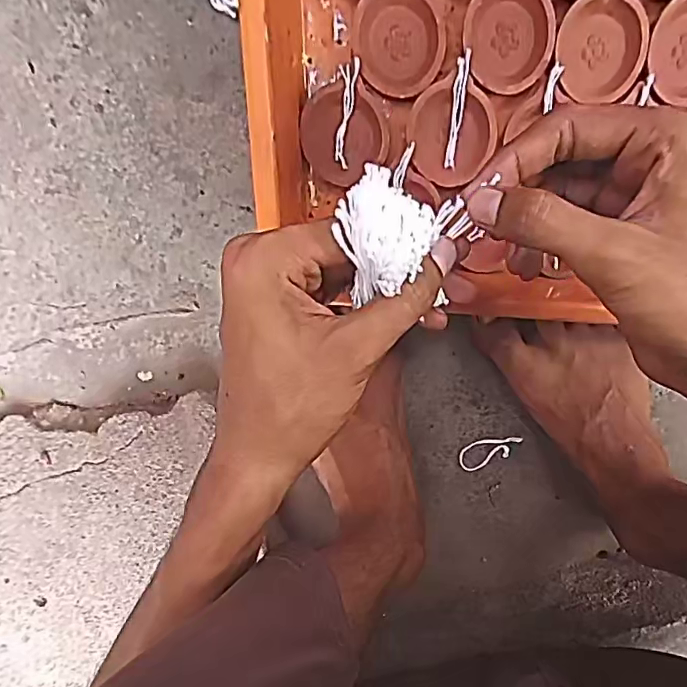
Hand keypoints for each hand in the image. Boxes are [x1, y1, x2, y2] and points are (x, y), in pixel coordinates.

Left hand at [213, 220, 454, 493]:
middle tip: (427, 288)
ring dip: (379, 292)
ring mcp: (261, 283)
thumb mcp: (357, 348)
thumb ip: (404, 298)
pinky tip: (388, 318)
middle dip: (389, 274)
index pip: (347, 232)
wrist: (260, 454)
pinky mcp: (273, 303)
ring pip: (339, 271)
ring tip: (414, 308)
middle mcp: (254, 262)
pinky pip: (326, 290)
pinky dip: (358, 304)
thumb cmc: (283, 414)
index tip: (430, 255)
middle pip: (343, 250)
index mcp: (263, 260)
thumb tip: (432, 264)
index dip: (396, 248)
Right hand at [459, 105, 686, 397]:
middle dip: (519, 188)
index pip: (572, 128)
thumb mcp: (614, 255)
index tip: (484, 188)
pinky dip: (540, 238)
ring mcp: (636, 199)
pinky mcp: (622, 234)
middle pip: (562, 156)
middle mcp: (652, 162)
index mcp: (667, 142)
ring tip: (501, 242)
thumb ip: (544, 222)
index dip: (519, 158)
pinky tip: (525, 259)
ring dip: (526, 216)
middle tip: (483, 214)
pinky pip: (568, 221)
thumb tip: (490, 202)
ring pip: (561, 191)